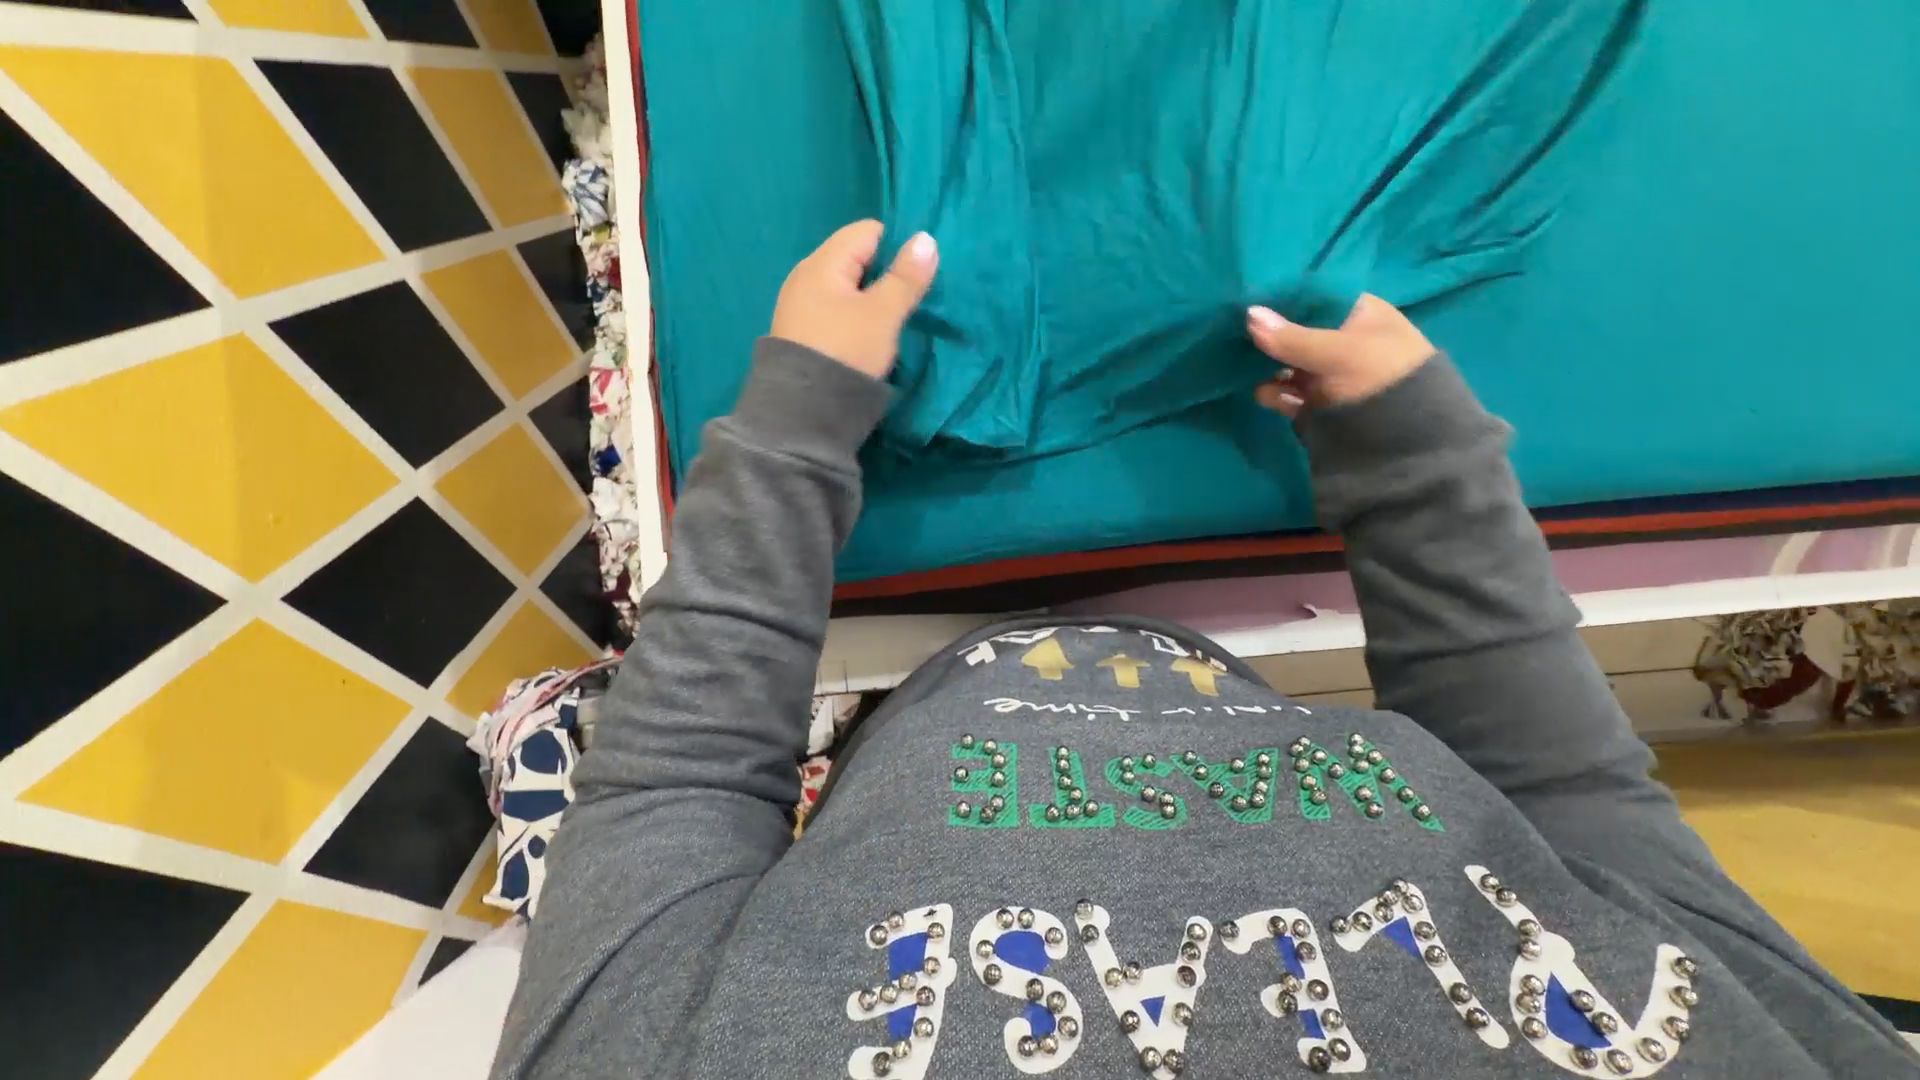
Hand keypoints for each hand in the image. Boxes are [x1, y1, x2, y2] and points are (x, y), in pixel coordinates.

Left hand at [769, 220, 938, 378]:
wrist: (803, 410)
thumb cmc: (846, 352)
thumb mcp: (883, 314)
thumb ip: (905, 277)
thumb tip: (925, 238)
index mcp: (823, 262)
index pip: (868, 232)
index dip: (897, 246)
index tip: (918, 274)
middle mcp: (805, 276)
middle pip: (855, 258)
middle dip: (885, 273)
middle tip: (909, 299)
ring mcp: (800, 305)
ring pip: (846, 287)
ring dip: (870, 298)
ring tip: (891, 320)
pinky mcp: (801, 331)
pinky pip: (834, 309)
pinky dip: (854, 315)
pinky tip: (867, 336)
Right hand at [1246, 294, 1433, 418]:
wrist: (1404, 439)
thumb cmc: (1381, 376)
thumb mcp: (1338, 351)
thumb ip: (1291, 336)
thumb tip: (1248, 314)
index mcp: (1361, 314)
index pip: (1316, 296)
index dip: (1286, 297)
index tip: (1252, 298)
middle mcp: (1343, 340)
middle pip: (1296, 330)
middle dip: (1269, 334)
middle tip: (1237, 332)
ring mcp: (1328, 372)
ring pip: (1286, 362)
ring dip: (1266, 366)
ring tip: (1244, 366)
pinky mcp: (1316, 402)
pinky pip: (1286, 392)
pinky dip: (1273, 392)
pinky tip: (1264, 393)